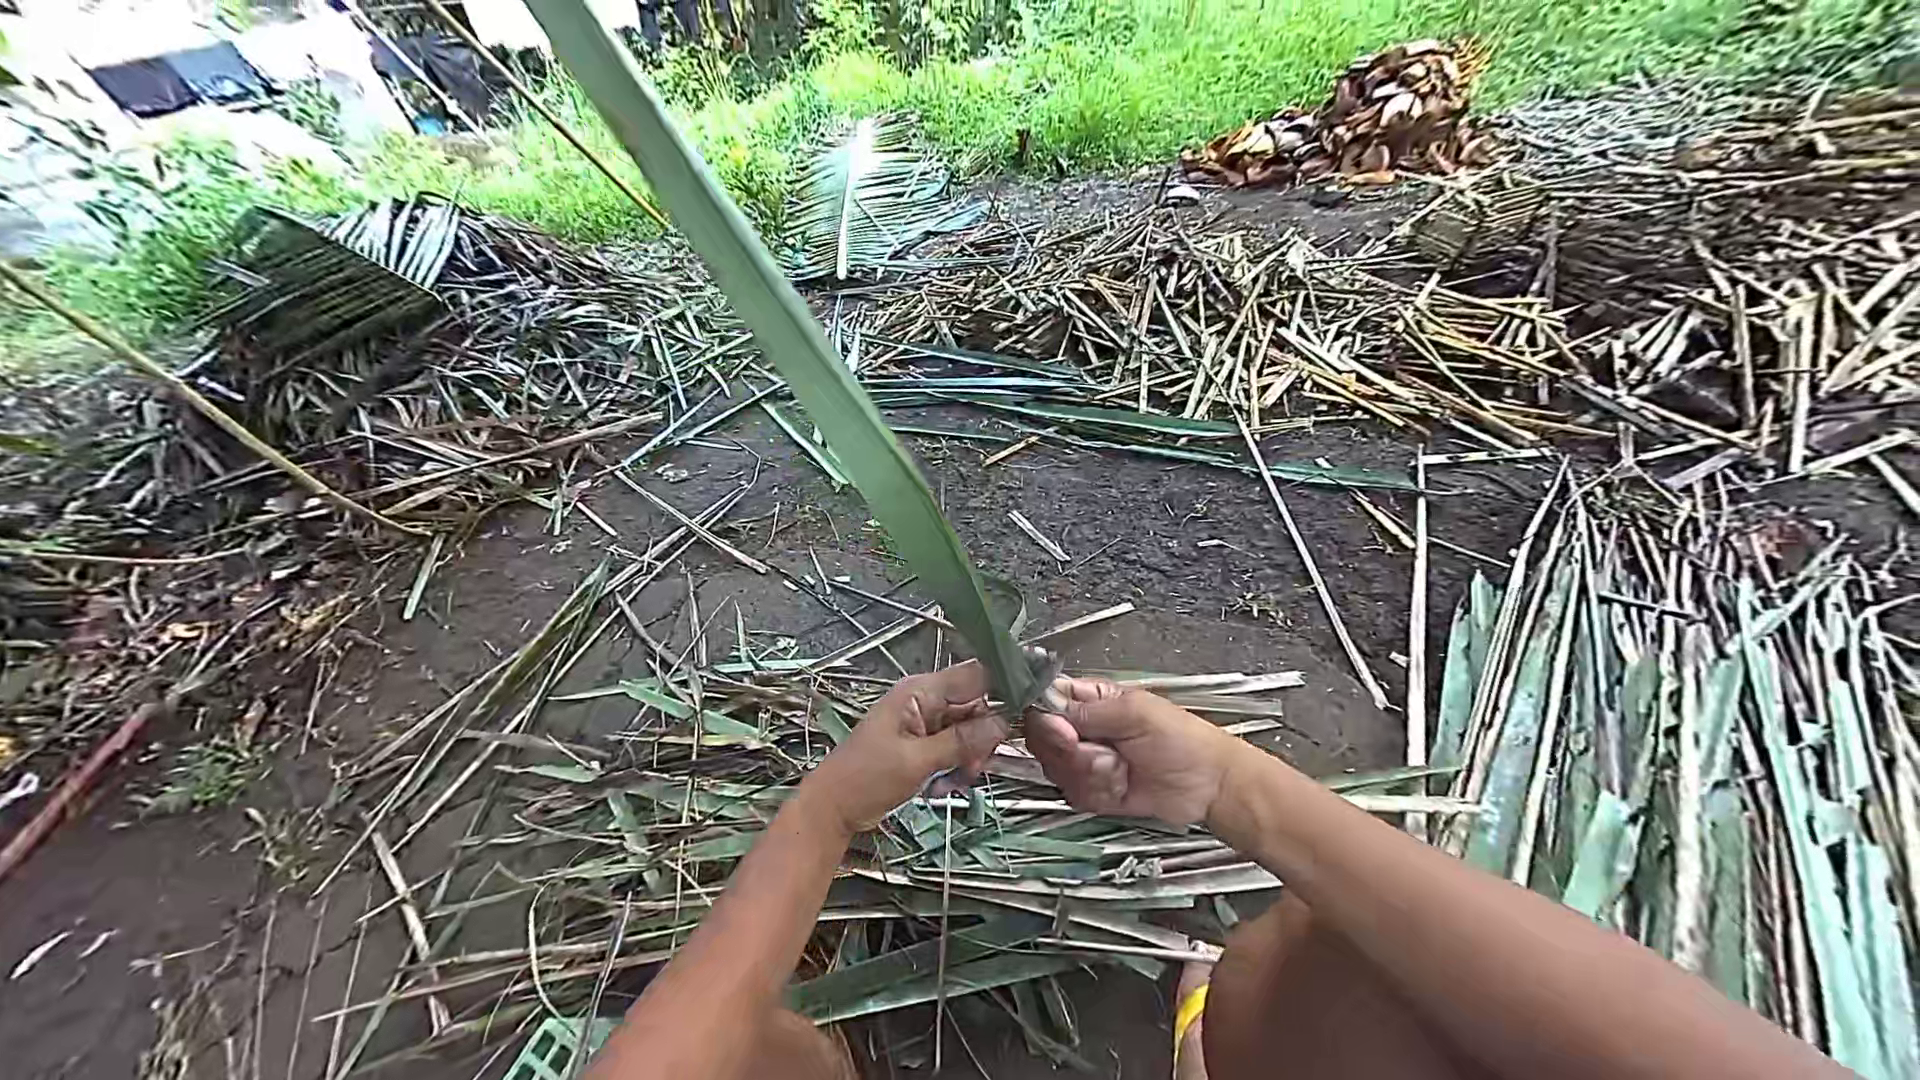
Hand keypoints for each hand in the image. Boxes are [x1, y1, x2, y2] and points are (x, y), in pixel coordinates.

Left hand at [801, 661, 1008, 833]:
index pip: (974, 675)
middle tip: (978, 765)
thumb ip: (961, 741)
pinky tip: (951, 782)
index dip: (1004, 686)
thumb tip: (1004, 723)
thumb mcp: (916, 761)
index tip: (1028, 709)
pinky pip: (956, 744)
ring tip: (960, 778)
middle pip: (976, 704)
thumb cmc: (867, 777)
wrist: (833, 808)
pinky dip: (960, 762)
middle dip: (985, 734)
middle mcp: (926, 699)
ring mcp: (925, 721)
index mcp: (921, 691)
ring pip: (969, 727)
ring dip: (972, 753)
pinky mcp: (925, 742)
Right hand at [1026, 678, 1242, 825]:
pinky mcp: (1093, 789)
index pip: (1044, 703)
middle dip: (1072, 753)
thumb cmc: (1182, 739)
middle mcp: (1081, 729)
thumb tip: (1050, 708)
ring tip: (1120, 768)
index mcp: (1089, 700)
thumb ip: (1088, 711)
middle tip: (1103, 753)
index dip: (1047, 720)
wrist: (1208, 785)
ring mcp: (1085, 760)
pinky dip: (1098, 793)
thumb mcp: (1135, 713)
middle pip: (1044, 740)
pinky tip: (1121, 785)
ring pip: (1057, 770)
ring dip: (1090, 775)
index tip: (1067, 732)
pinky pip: (1074, 794)